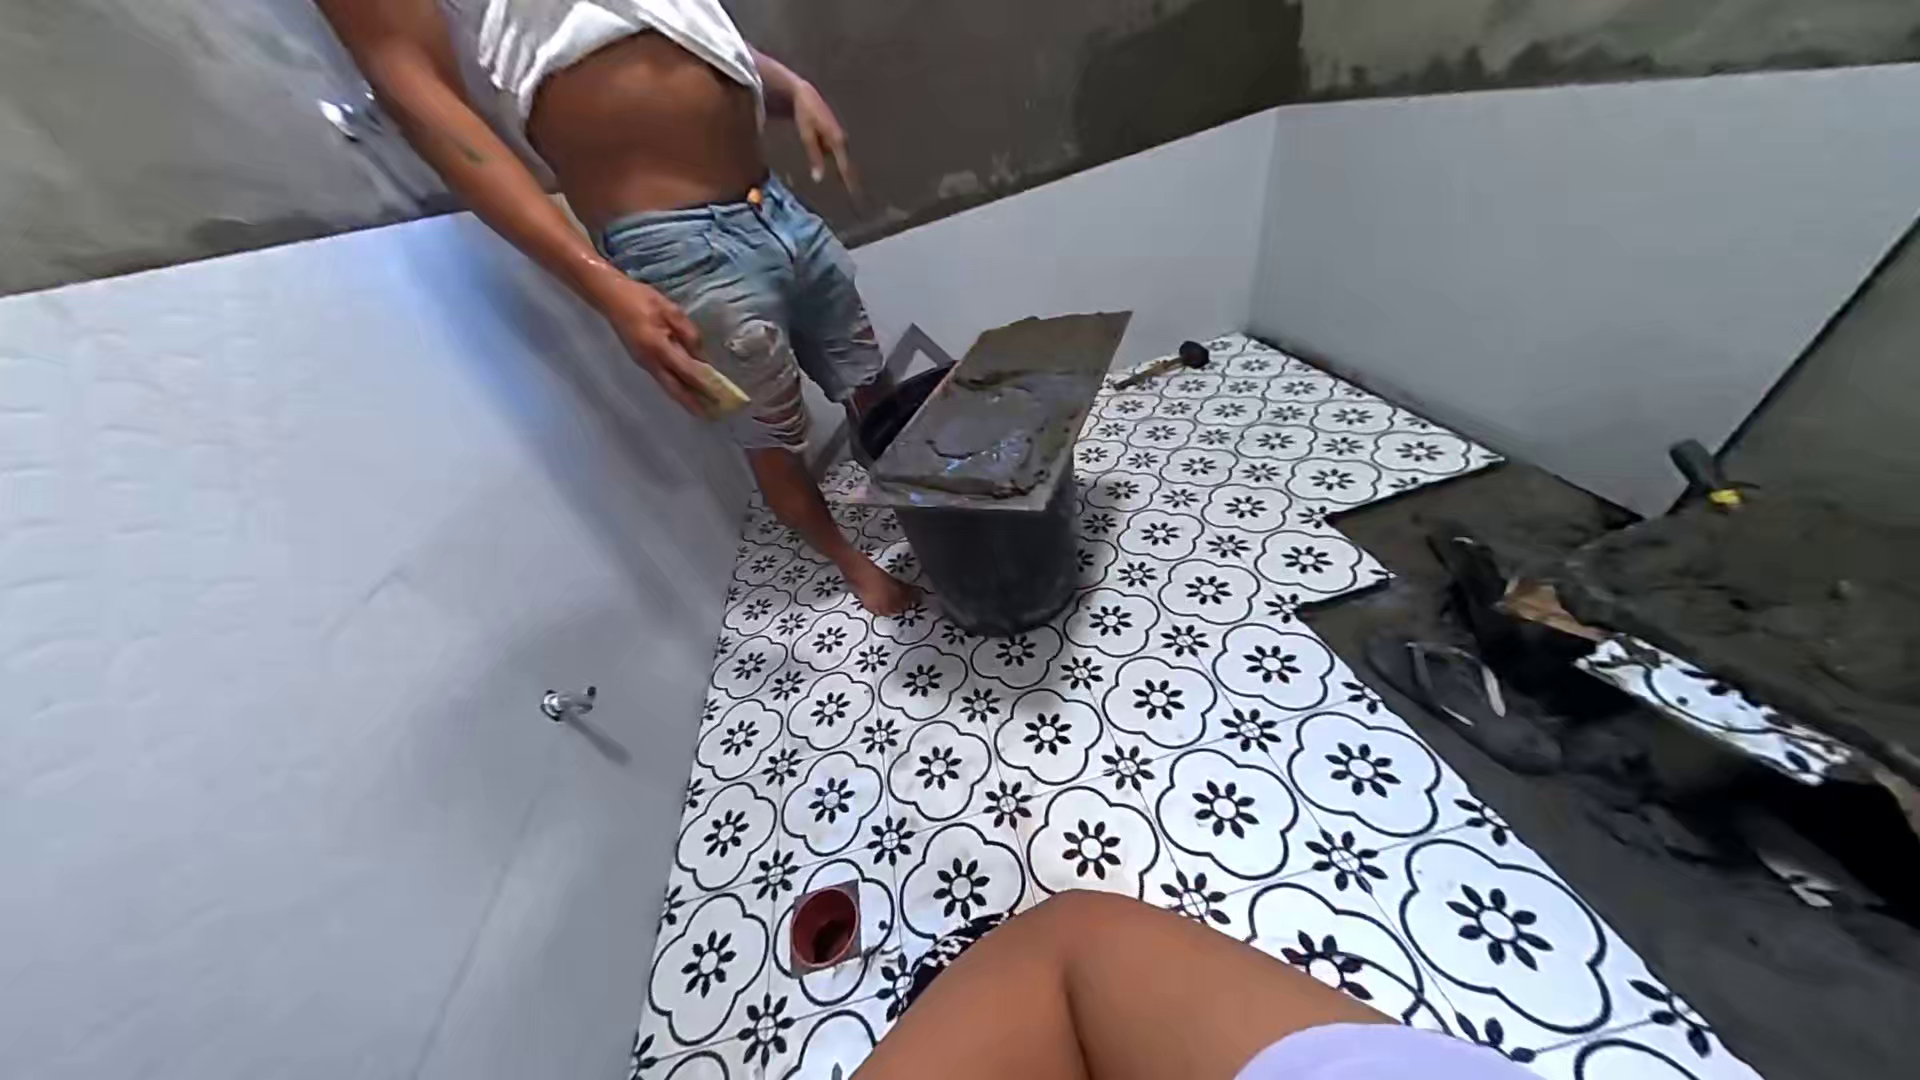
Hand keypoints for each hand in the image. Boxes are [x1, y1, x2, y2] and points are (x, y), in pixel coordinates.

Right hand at [595, 276, 714, 417]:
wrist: (609, 296)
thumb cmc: (641, 299)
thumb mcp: (671, 311)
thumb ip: (689, 334)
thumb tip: (702, 357)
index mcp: (658, 347)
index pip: (687, 371)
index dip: (703, 384)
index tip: (719, 396)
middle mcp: (650, 360)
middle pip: (675, 388)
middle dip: (693, 403)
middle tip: (711, 415)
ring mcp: (644, 363)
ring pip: (668, 387)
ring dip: (685, 399)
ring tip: (703, 410)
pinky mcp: (642, 361)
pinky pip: (663, 380)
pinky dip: (676, 389)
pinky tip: (686, 393)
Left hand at [793, 81, 857, 197]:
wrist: (805, 94)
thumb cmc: (805, 113)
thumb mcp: (806, 135)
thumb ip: (814, 157)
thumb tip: (819, 179)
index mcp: (837, 140)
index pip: (845, 167)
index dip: (849, 183)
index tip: (854, 197)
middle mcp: (842, 141)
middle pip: (847, 166)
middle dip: (850, 182)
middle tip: (856, 199)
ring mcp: (840, 139)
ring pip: (843, 161)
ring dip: (845, 175)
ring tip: (849, 191)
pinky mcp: (836, 137)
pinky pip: (838, 156)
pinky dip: (838, 166)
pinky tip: (837, 175)